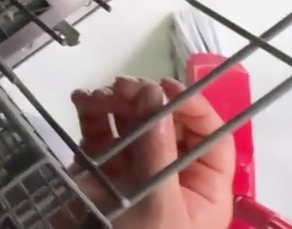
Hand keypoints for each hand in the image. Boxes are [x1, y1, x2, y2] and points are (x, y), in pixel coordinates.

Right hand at [69, 77, 235, 228]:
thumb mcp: (158, 205)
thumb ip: (157, 150)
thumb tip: (156, 93)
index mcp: (199, 190)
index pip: (209, 140)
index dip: (194, 109)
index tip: (167, 85)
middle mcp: (167, 173)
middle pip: (165, 122)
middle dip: (144, 99)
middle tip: (123, 88)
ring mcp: (130, 166)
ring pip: (128, 118)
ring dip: (113, 99)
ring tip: (97, 97)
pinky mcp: (96, 162)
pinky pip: (96, 125)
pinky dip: (89, 106)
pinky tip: (82, 100)